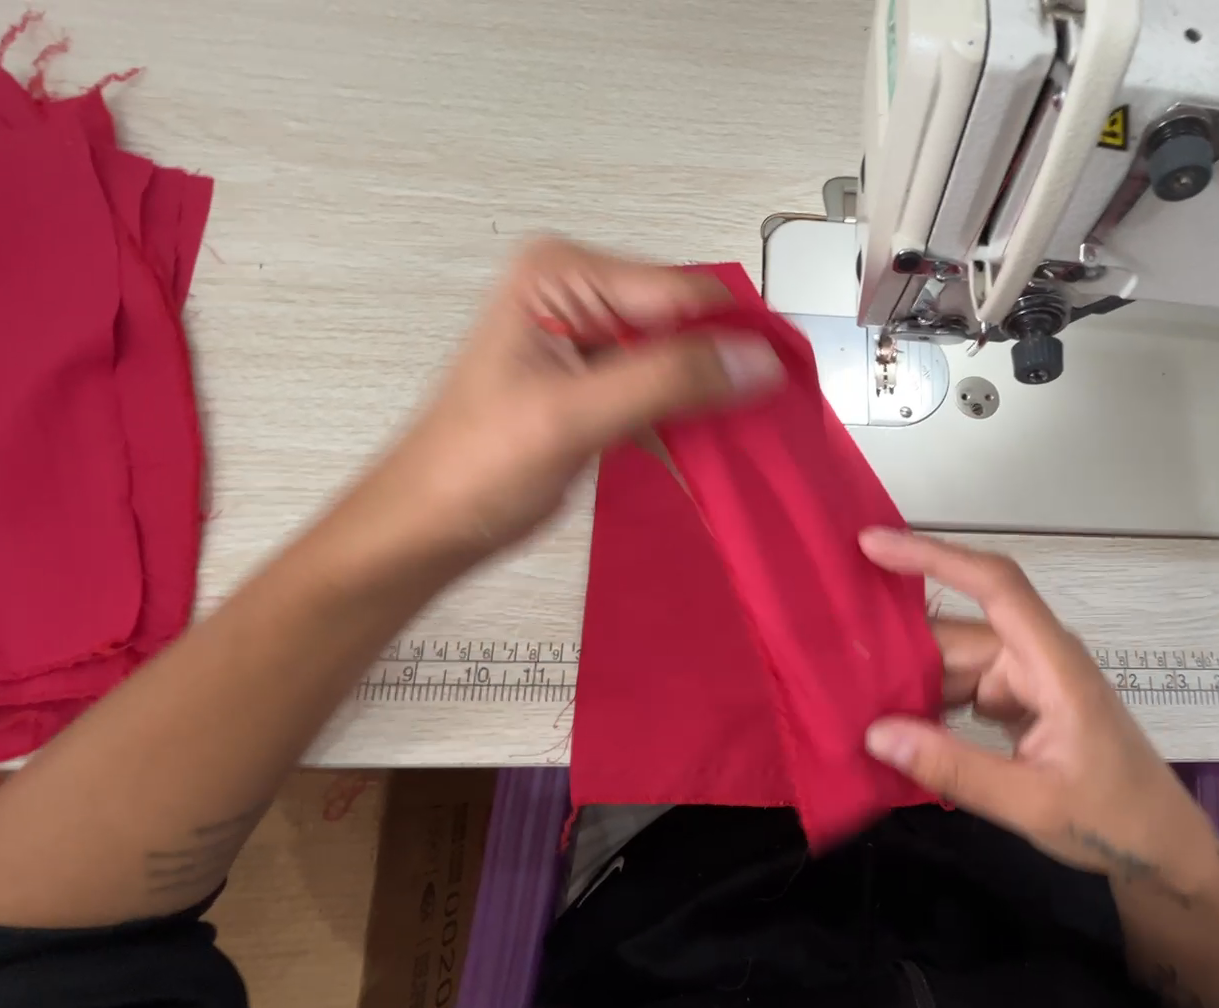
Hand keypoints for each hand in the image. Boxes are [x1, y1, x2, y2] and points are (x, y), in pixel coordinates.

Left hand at [356, 237, 783, 563]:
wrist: (433, 523)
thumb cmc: (474, 465)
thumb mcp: (574, 414)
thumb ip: (667, 379)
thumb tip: (757, 359)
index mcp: (562, 274)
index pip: (682, 291)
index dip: (737, 335)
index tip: (786, 380)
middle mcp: (581, 293)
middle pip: (688, 321)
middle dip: (727, 368)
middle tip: (766, 417)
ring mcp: (594, 339)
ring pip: (685, 358)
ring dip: (715, 398)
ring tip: (746, 437)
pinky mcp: (603, 382)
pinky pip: (669, 389)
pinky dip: (693, 418)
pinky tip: (712, 448)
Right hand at [860, 529, 1218, 890]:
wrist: (1163, 848)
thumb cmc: (1114, 819)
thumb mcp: (1031, 803)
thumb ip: (954, 768)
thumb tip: (876, 734)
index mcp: (1052, 663)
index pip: (994, 585)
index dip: (933, 556)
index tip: (873, 544)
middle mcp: (1037, 658)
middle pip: (959, 636)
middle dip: (901, 651)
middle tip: (835, 667)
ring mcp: (1029, 680)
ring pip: (955, 666)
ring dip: (913, 686)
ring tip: (856, 705)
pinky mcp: (1022, 703)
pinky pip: (965, 691)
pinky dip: (932, 707)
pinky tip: (898, 730)